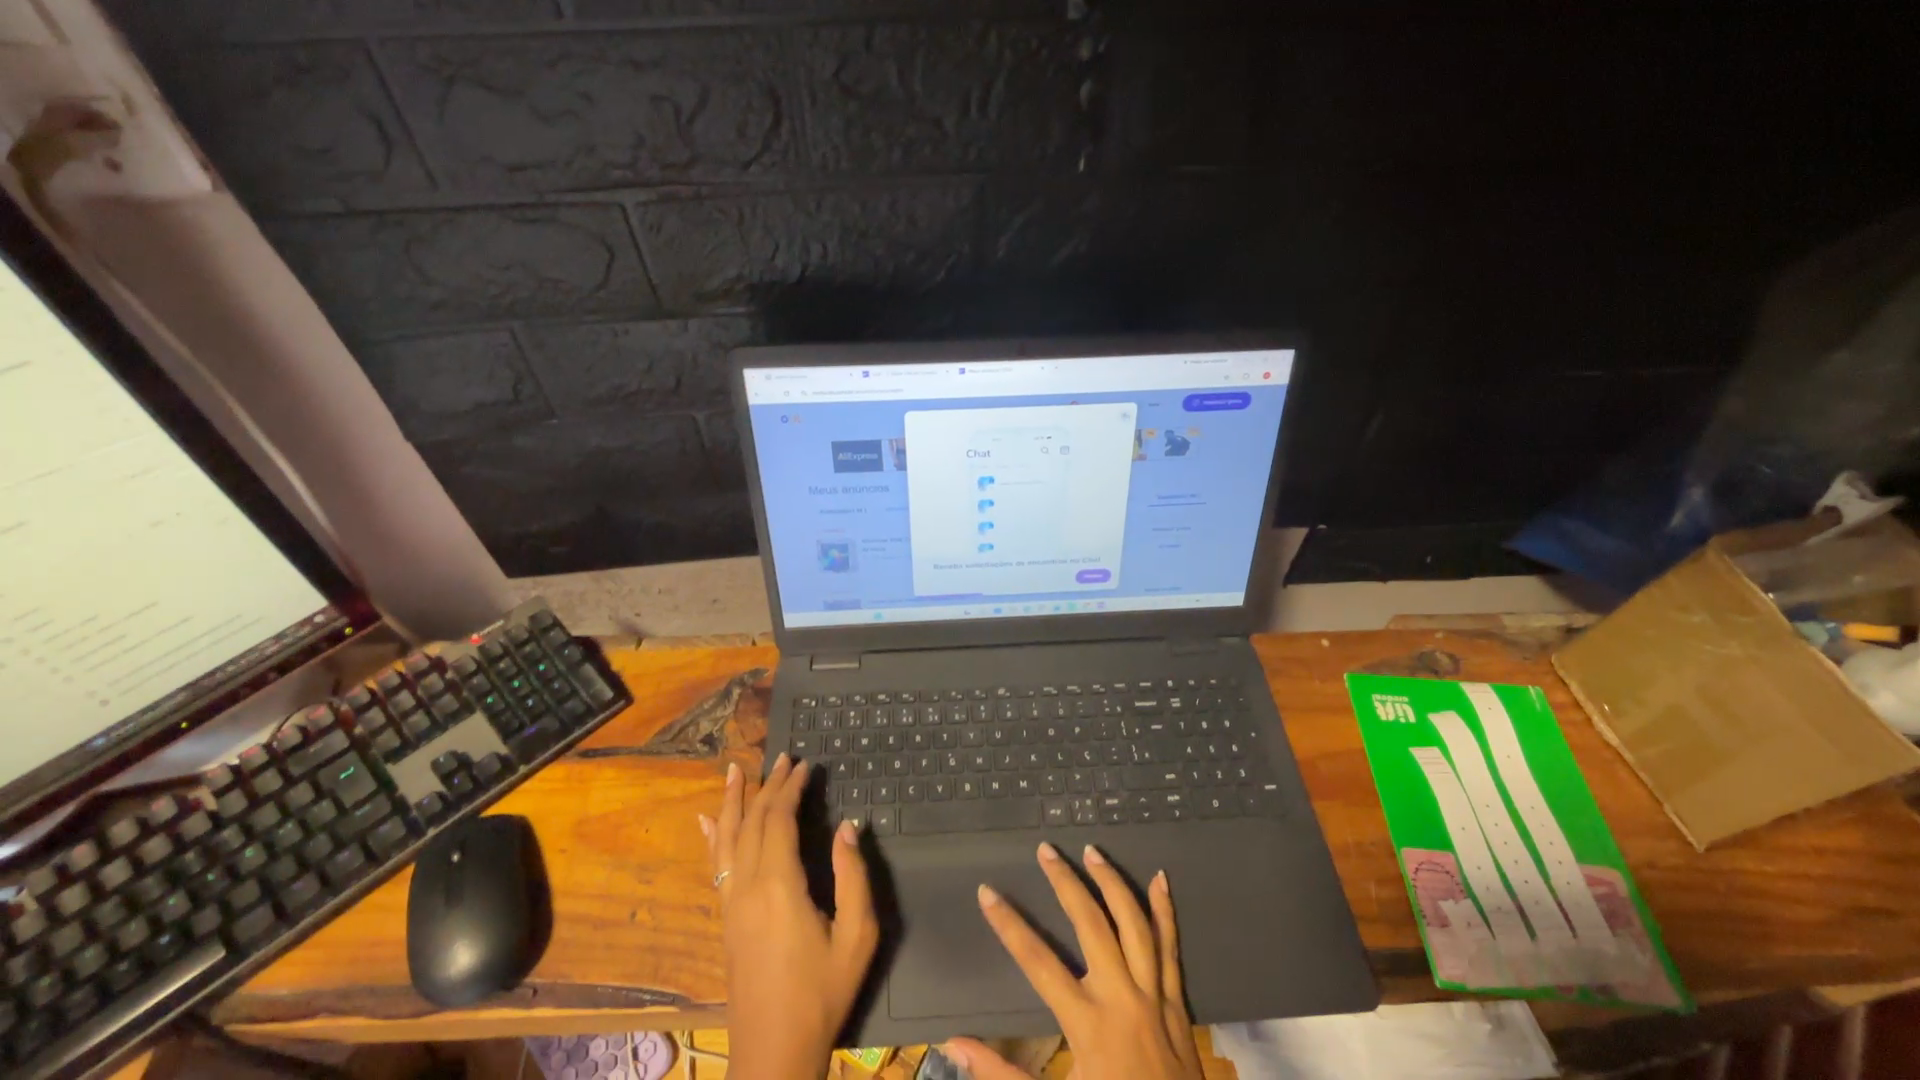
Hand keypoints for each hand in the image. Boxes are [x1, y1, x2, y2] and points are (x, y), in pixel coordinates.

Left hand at [700, 755, 877, 1079]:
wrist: (774, 1047)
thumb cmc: (822, 992)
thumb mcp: (857, 936)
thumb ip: (853, 877)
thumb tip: (848, 827)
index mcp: (780, 885)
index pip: (780, 820)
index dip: (791, 788)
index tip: (805, 764)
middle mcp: (748, 885)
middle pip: (753, 822)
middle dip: (768, 786)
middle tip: (783, 757)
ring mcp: (731, 902)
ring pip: (727, 838)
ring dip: (733, 801)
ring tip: (735, 769)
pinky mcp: (725, 919)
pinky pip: (716, 865)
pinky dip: (714, 837)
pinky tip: (709, 821)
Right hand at [944, 844, 1202, 1079]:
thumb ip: (1000, 1072)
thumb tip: (953, 1044)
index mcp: (1086, 1023)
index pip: (1038, 962)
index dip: (1009, 925)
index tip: (987, 893)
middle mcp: (1121, 998)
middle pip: (1092, 926)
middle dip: (1066, 884)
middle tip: (1046, 850)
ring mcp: (1154, 995)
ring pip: (1134, 926)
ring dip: (1113, 884)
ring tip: (1092, 851)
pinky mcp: (1178, 1002)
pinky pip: (1172, 947)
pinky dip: (1166, 911)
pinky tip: (1160, 880)